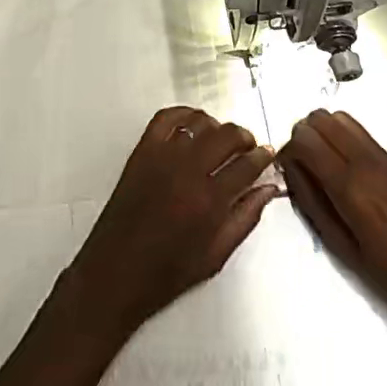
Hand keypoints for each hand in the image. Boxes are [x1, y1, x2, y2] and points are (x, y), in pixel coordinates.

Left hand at [0, 106, 276, 385]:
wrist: (118, 270)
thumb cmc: (167, 271)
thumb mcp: (217, 255)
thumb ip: (245, 217)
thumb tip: (268, 190)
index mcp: (210, 201)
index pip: (247, 165)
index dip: (263, 157)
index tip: (268, 155)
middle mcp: (188, 171)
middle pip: (226, 136)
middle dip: (244, 138)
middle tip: (249, 146)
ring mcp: (162, 157)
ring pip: (199, 122)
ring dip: (217, 126)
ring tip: (222, 137)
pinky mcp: (142, 151)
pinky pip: (166, 118)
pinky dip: (183, 114)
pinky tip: (193, 123)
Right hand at [278, 109, 386, 385]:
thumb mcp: (344, 249)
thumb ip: (312, 203)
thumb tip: (291, 174)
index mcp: (351, 186)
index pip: (304, 138)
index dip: (287, 149)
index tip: (285, 166)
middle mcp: (370, 163)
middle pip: (320, 118)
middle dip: (303, 135)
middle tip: (300, 163)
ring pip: (342, 118)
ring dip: (323, 133)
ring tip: (322, 165)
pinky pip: (362, 133)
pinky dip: (344, 140)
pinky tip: (346, 172)